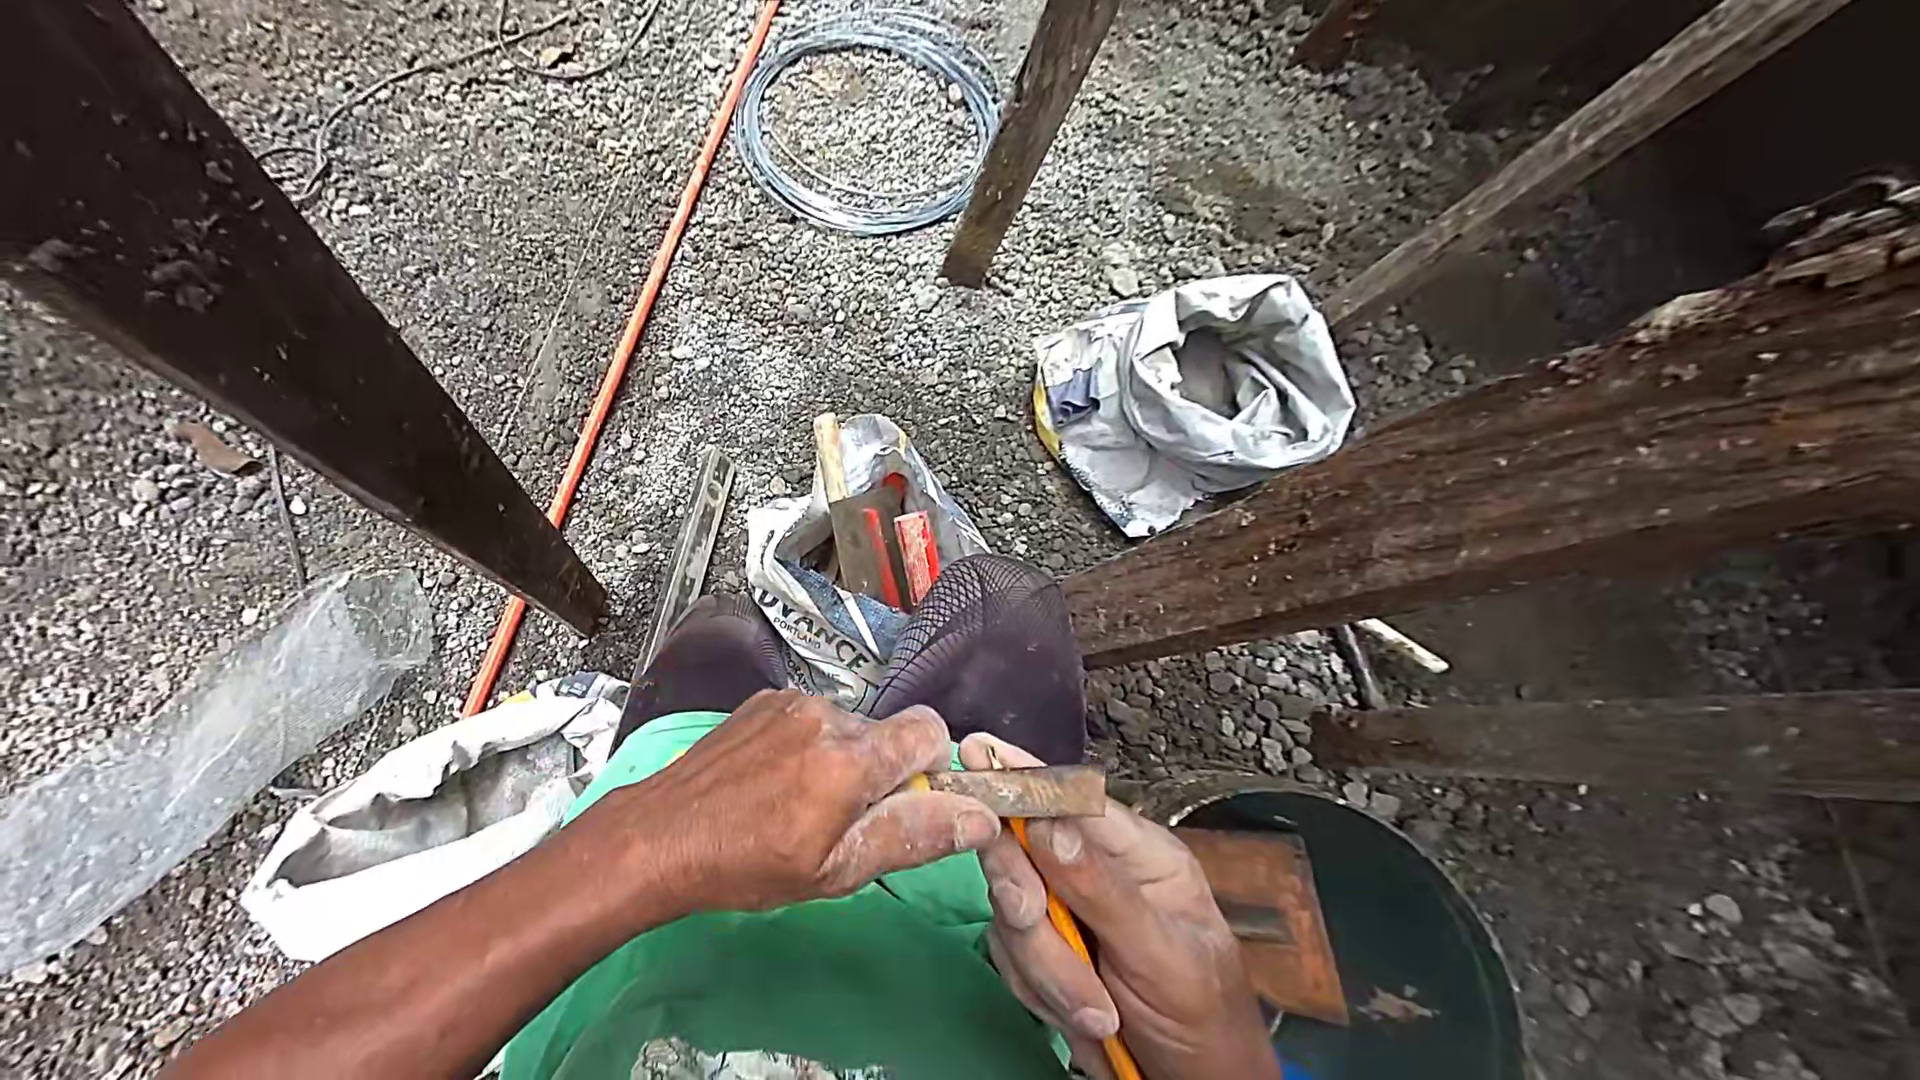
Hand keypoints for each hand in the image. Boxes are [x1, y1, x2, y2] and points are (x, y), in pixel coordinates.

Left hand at [576, 689, 1000, 915]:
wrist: (658, 836)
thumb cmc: (750, 866)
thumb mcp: (837, 870)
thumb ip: (914, 835)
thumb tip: (980, 817)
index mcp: (852, 757)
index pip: (931, 730)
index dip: (929, 766)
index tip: (903, 802)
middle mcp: (830, 714)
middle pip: (890, 731)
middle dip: (883, 769)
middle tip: (841, 814)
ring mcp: (795, 701)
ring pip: (853, 725)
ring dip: (845, 757)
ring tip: (800, 797)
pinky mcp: (769, 699)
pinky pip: (815, 717)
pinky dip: (812, 743)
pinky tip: (776, 776)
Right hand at [960, 734, 1280, 1079]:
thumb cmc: (1202, 1012)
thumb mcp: (1164, 955)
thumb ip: (1104, 890)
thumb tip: (1047, 824)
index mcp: (1132, 850)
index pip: (1072, 798)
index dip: (1025, 774)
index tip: (978, 750)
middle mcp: (1089, 867)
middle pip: (1025, 849)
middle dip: (1027, 894)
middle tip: (1032, 914)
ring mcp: (1061, 906)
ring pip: (1011, 908)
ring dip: (1048, 968)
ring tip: (1096, 1011)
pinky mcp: (1040, 947)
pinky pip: (1008, 953)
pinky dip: (1038, 990)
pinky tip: (1080, 1016)